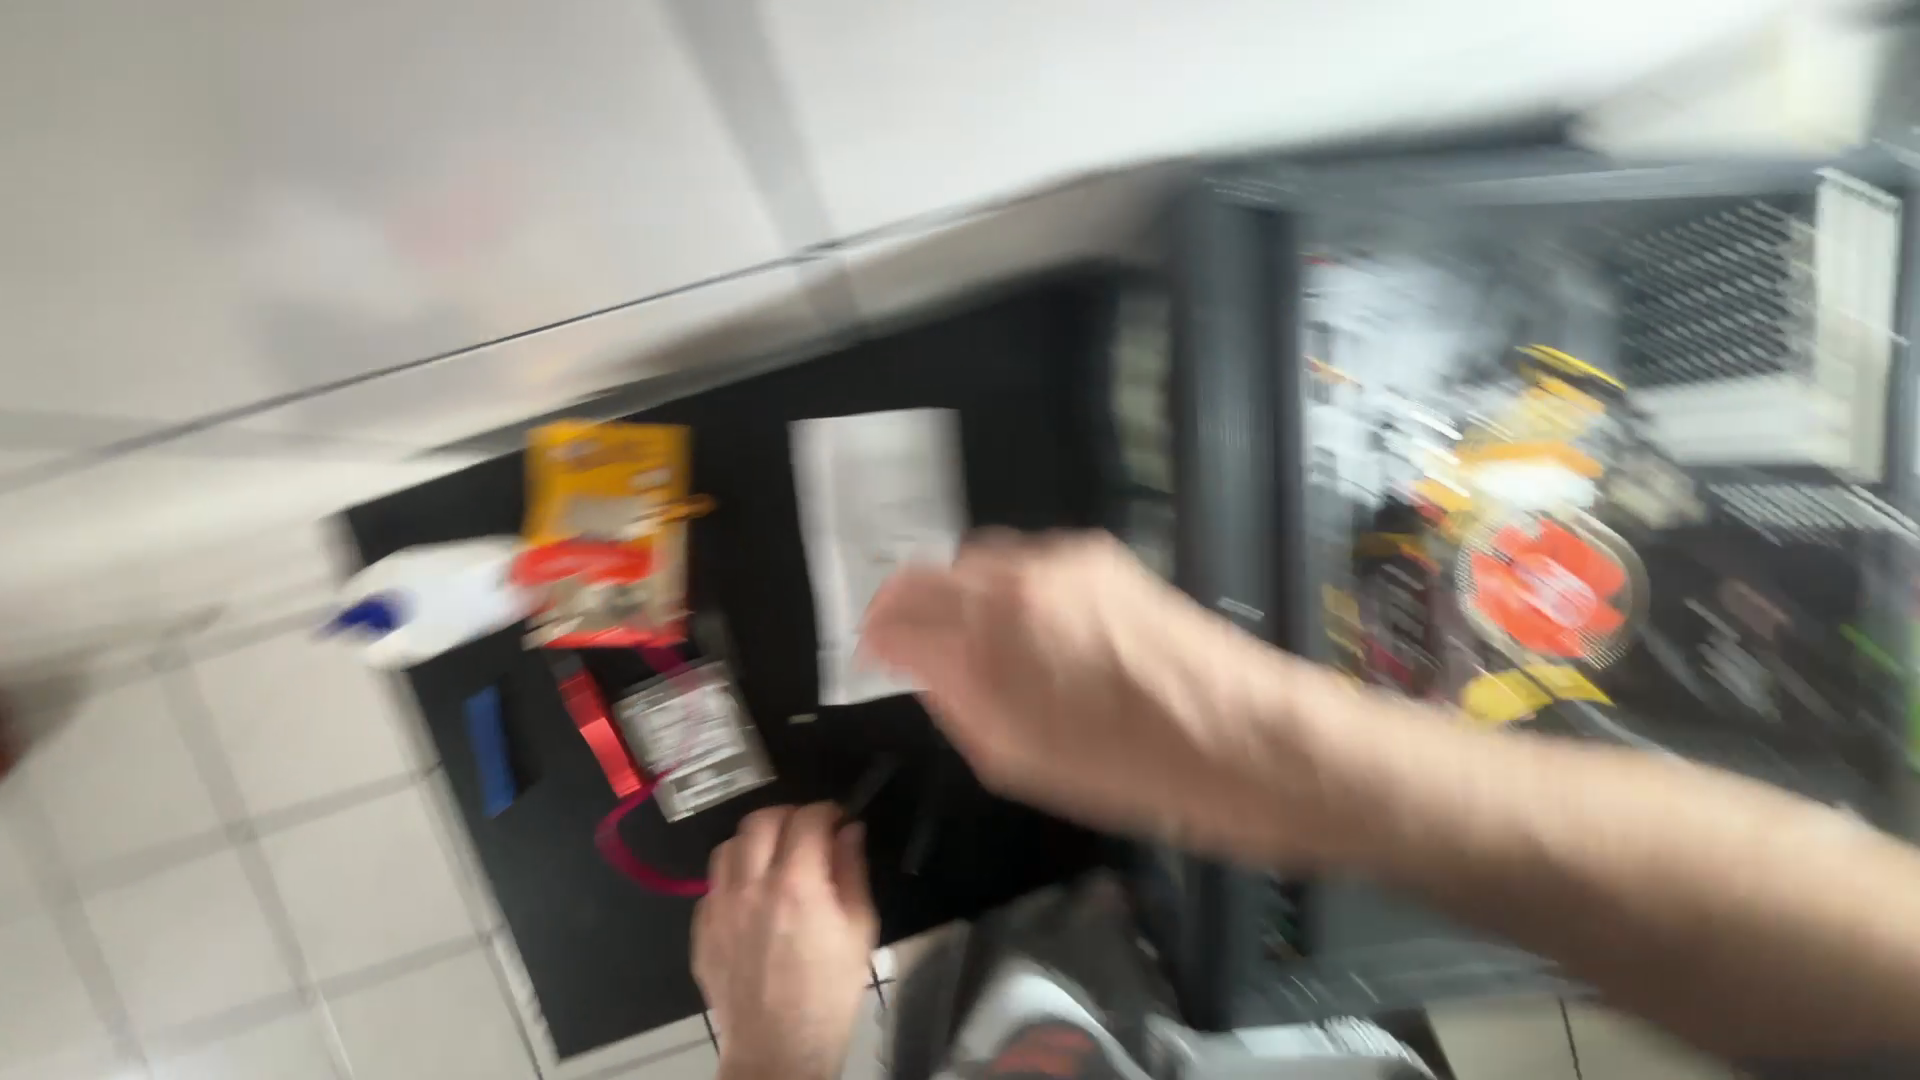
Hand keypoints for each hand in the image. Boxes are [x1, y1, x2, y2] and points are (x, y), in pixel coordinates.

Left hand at [694, 803, 878, 1079]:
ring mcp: (719, 908)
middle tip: (808, 832)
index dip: (828, 810)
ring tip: (775, 858)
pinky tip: (753, 897)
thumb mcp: (860, 929)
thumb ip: (853, 870)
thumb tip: (849, 831)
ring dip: (755, 842)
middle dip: (789, 816)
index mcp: (797, 883)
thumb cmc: (830, 992)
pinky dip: (734, 877)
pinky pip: (712, 885)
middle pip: (761, 819)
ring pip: (728, 845)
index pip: (808, 817)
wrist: (779, 1052)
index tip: (840, 820)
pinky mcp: (701, 931)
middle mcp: (751, 885)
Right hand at [862, 531, 1345, 862]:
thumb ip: (954, 699)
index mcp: (993, 632)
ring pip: (982, 562)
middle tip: (919, 650)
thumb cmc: (1129, 770)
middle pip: (932, 572)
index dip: (877, 631)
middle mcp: (1022, 576)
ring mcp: (1066, 558)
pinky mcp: (1104, 555)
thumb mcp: (1018, 758)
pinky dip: (1012, 591)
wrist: (1247, 737)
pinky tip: (1038, 632)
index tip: (876, 652)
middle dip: (914, 609)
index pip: (900, 609)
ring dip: (963, 597)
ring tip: (980, 644)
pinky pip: (1030, 564)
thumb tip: (920, 664)